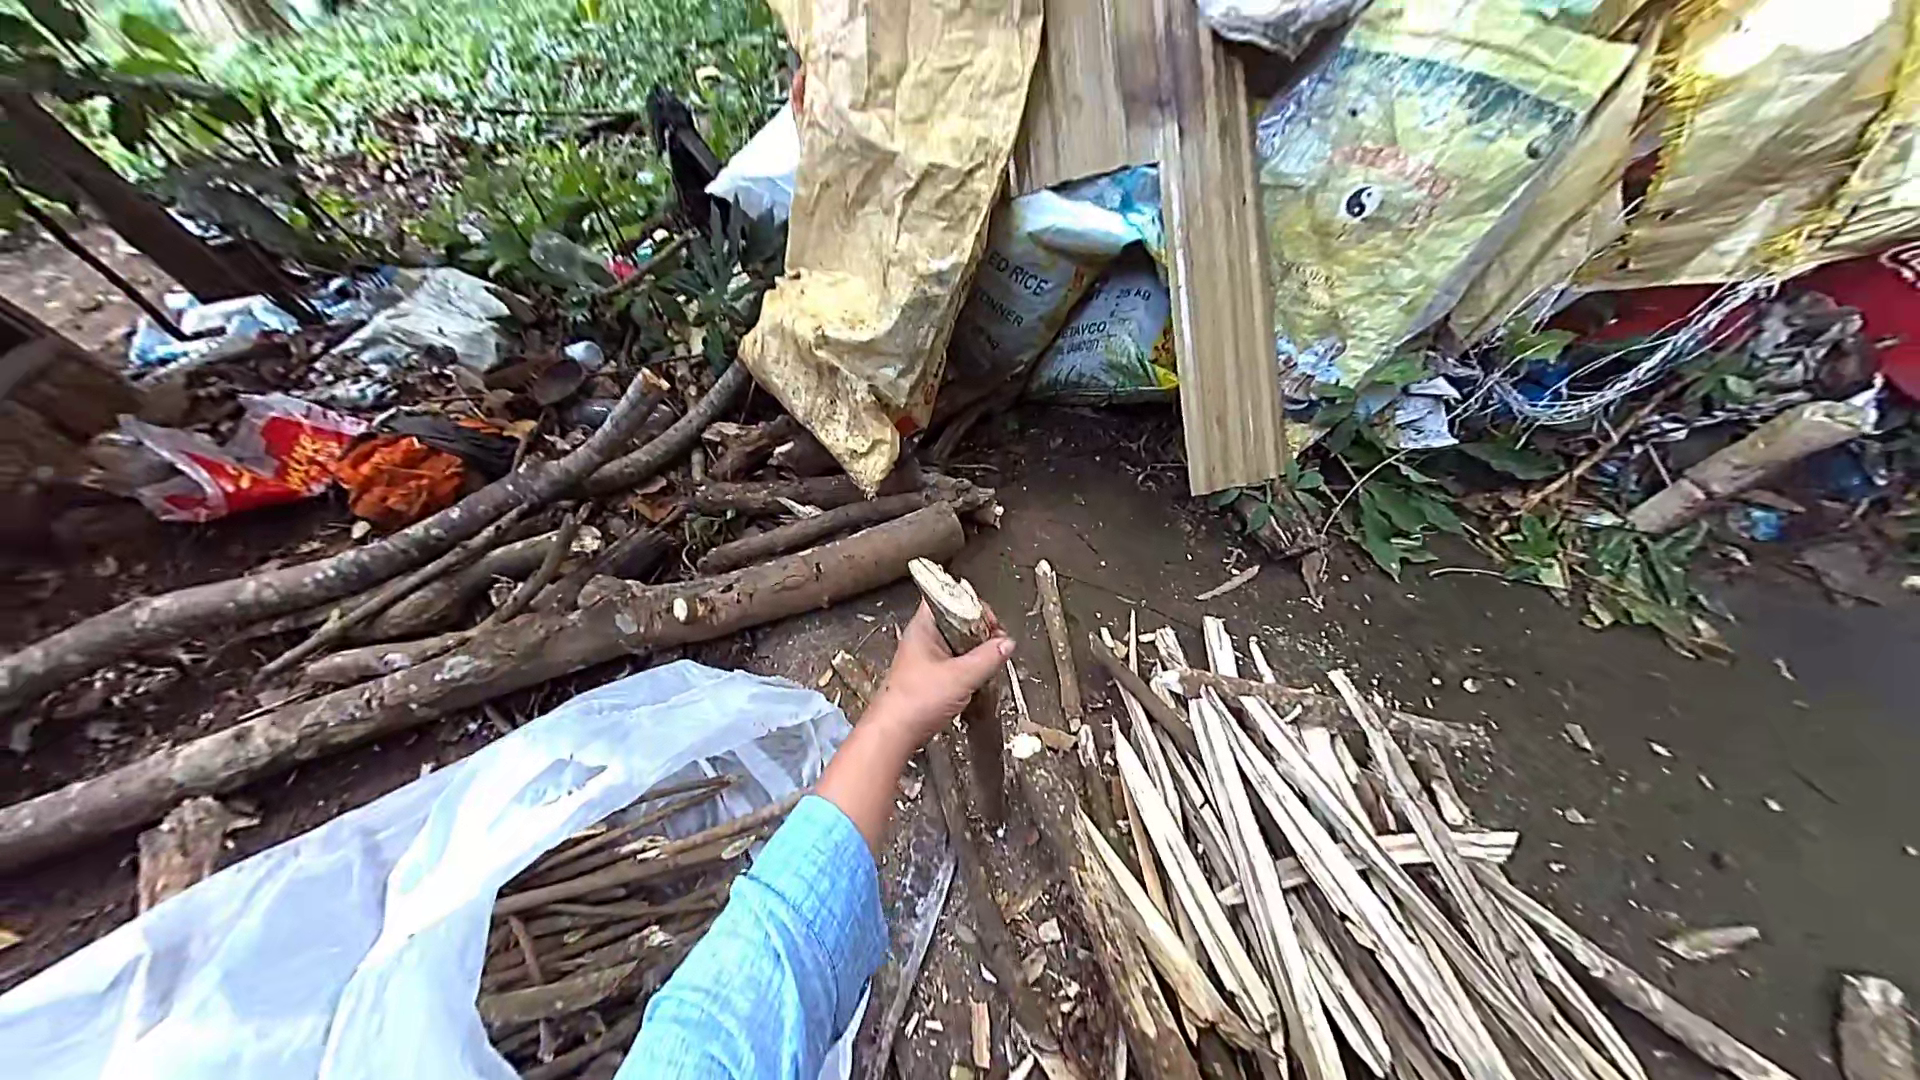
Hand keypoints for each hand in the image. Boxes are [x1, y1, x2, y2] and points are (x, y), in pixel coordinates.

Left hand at [863, 602, 1011, 750]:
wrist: (894, 734)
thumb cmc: (916, 701)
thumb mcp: (961, 677)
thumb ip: (988, 657)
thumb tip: (1007, 643)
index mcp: (924, 627)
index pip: (950, 599)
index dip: (973, 606)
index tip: (991, 624)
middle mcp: (923, 638)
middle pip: (958, 621)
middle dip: (980, 632)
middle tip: (995, 645)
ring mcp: (926, 657)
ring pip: (958, 644)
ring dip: (976, 652)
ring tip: (990, 663)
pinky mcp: (929, 676)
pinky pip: (955, 663)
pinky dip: (969, 668)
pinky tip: (978, 679)